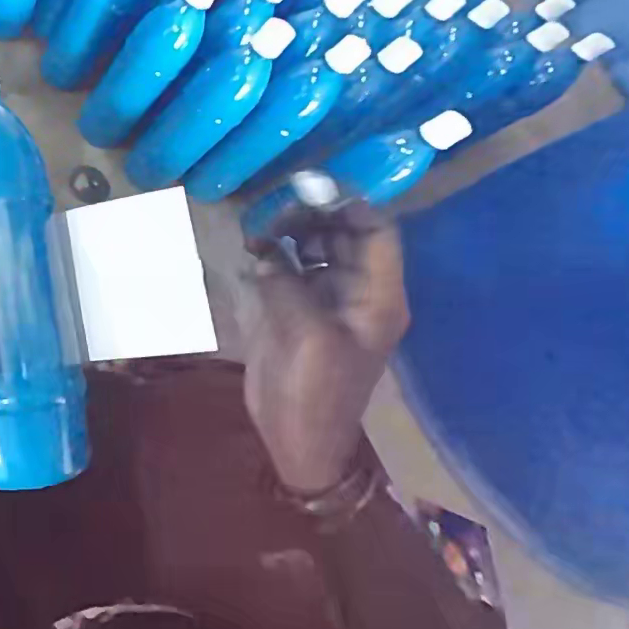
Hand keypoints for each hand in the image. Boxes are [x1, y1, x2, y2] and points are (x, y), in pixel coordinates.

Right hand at [242, 215, 409, 492]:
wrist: (296, 438)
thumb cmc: (315, 393)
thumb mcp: (307, 336)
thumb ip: (289, 285)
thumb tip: (267, 251)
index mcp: (377, 296)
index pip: (376, 232)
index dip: (350, 205)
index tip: (310, 190)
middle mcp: (355, 289)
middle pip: (342, 234)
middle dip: (312, 214)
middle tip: (273, 209)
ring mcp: (323, 298)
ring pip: (313, 246)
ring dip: (288, 231)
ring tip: (258, 228)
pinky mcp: (294, 308)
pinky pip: (288, 267)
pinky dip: (271, 253)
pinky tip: (252, 247)